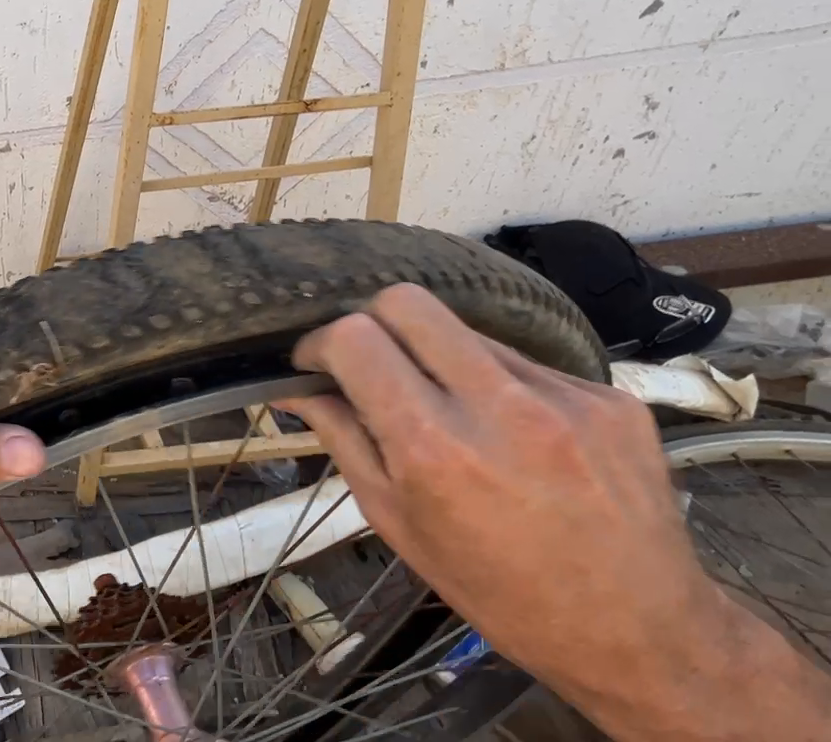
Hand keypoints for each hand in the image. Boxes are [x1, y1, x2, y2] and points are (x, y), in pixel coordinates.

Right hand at [275, 284, 781, 736]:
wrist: (641, 637)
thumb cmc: (493, 587)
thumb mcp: (392, 518)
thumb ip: (340, 437)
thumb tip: (298, 386)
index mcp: (433, 446)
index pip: (354, 339)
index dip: (319, 343)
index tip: (316, 363)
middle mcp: (500, 408)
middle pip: (408, 302)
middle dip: (370, 322)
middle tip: (370, 362)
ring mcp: (566, 398)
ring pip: (465, 330)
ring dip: (437, 357)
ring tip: (449, 409)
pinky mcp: (612, 400)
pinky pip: (525, 363)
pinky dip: (498, 385)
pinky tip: (511, 432)